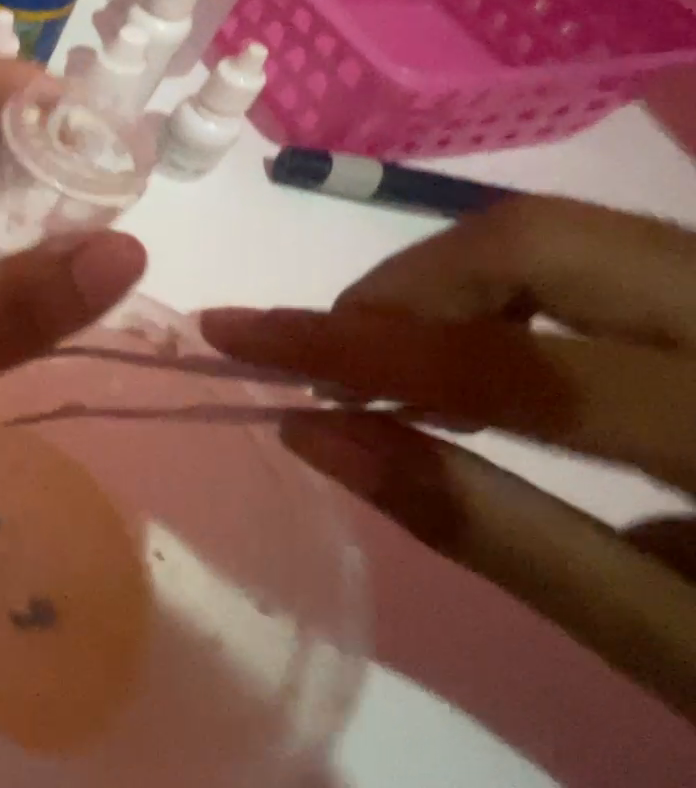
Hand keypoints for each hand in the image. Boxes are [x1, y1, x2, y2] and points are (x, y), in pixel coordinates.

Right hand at [201, 196, 695, 718]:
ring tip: (410, 373)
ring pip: (570, 234)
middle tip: (343, 363)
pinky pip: (607, 258)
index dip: (350, 343)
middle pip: (542, 242)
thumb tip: (315, 434)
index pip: (507, 365)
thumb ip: (488, 529)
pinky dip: (507, 297)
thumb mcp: (674, 646)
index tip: (230, 330)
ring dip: (451, 292)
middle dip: (401, 292)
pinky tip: (494, 366)